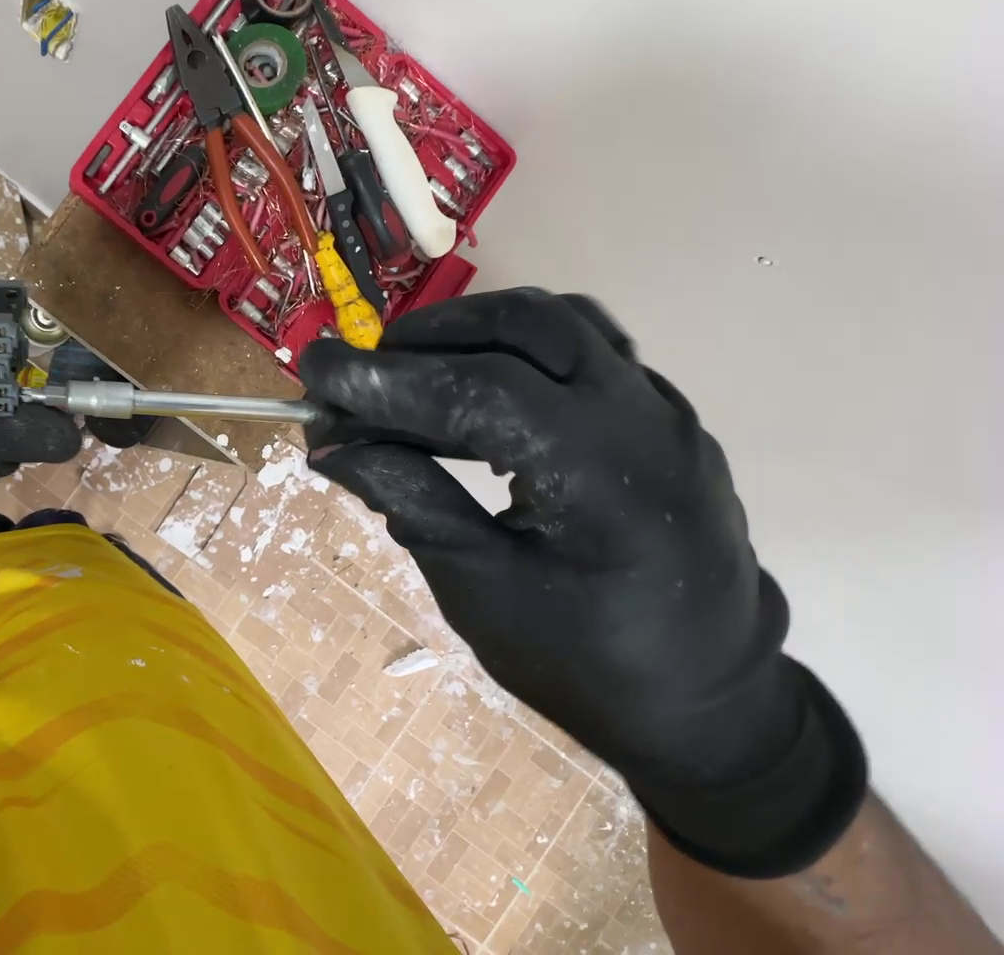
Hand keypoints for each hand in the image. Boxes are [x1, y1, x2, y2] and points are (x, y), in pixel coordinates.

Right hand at [298, 288, 865, 878]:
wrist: (708, 699)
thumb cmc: (584, 662)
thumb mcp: (479, 589)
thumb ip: (407, 498)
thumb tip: (328, 441)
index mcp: (603, 476)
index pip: (477, 389)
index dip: (384, 379)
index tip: (313, 372)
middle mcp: (644, 418)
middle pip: (522, 325)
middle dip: (423, 340)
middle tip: (359, 378)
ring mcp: (661, 408)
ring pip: (555, 320)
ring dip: (467, 332)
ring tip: (406, 375)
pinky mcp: (656, 414)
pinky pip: (579, 346)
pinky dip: (509, 350)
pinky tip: (469, 390)